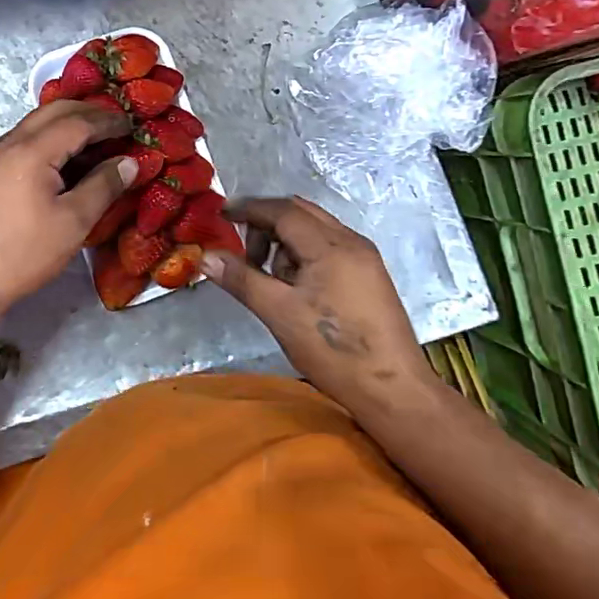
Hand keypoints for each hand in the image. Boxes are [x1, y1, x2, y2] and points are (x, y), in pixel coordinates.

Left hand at [0, 101, 136, 317]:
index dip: (108, 121)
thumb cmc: (24, 253)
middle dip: (88, 112)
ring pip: (37, 124)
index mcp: (32, 150)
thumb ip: (103, 186)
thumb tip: (128, 162)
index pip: (78, 122)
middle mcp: (10, 143)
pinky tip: (66, 161)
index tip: (134, 126)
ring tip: (97, 140)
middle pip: (54, 111)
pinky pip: (26, 140)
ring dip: (68, 124)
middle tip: (117, 125)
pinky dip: (51, 139)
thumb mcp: (74, 222)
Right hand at [202, 197, 432, 406]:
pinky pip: (329, 247)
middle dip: (267, 224)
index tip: (222, 214)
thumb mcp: (279, 313)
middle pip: (301, 213)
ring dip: (285, 242)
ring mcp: (365, 258)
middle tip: (244, 251)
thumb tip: (206, 257)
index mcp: (330, 246)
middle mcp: (352, 242)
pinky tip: (295, 287)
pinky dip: (304, 254)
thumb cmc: (333, 350)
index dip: (250, 209)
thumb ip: (242, 279)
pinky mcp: (369, 276)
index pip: (283, 211)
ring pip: (315, 230)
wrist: (392, 390)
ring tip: (271, 279)